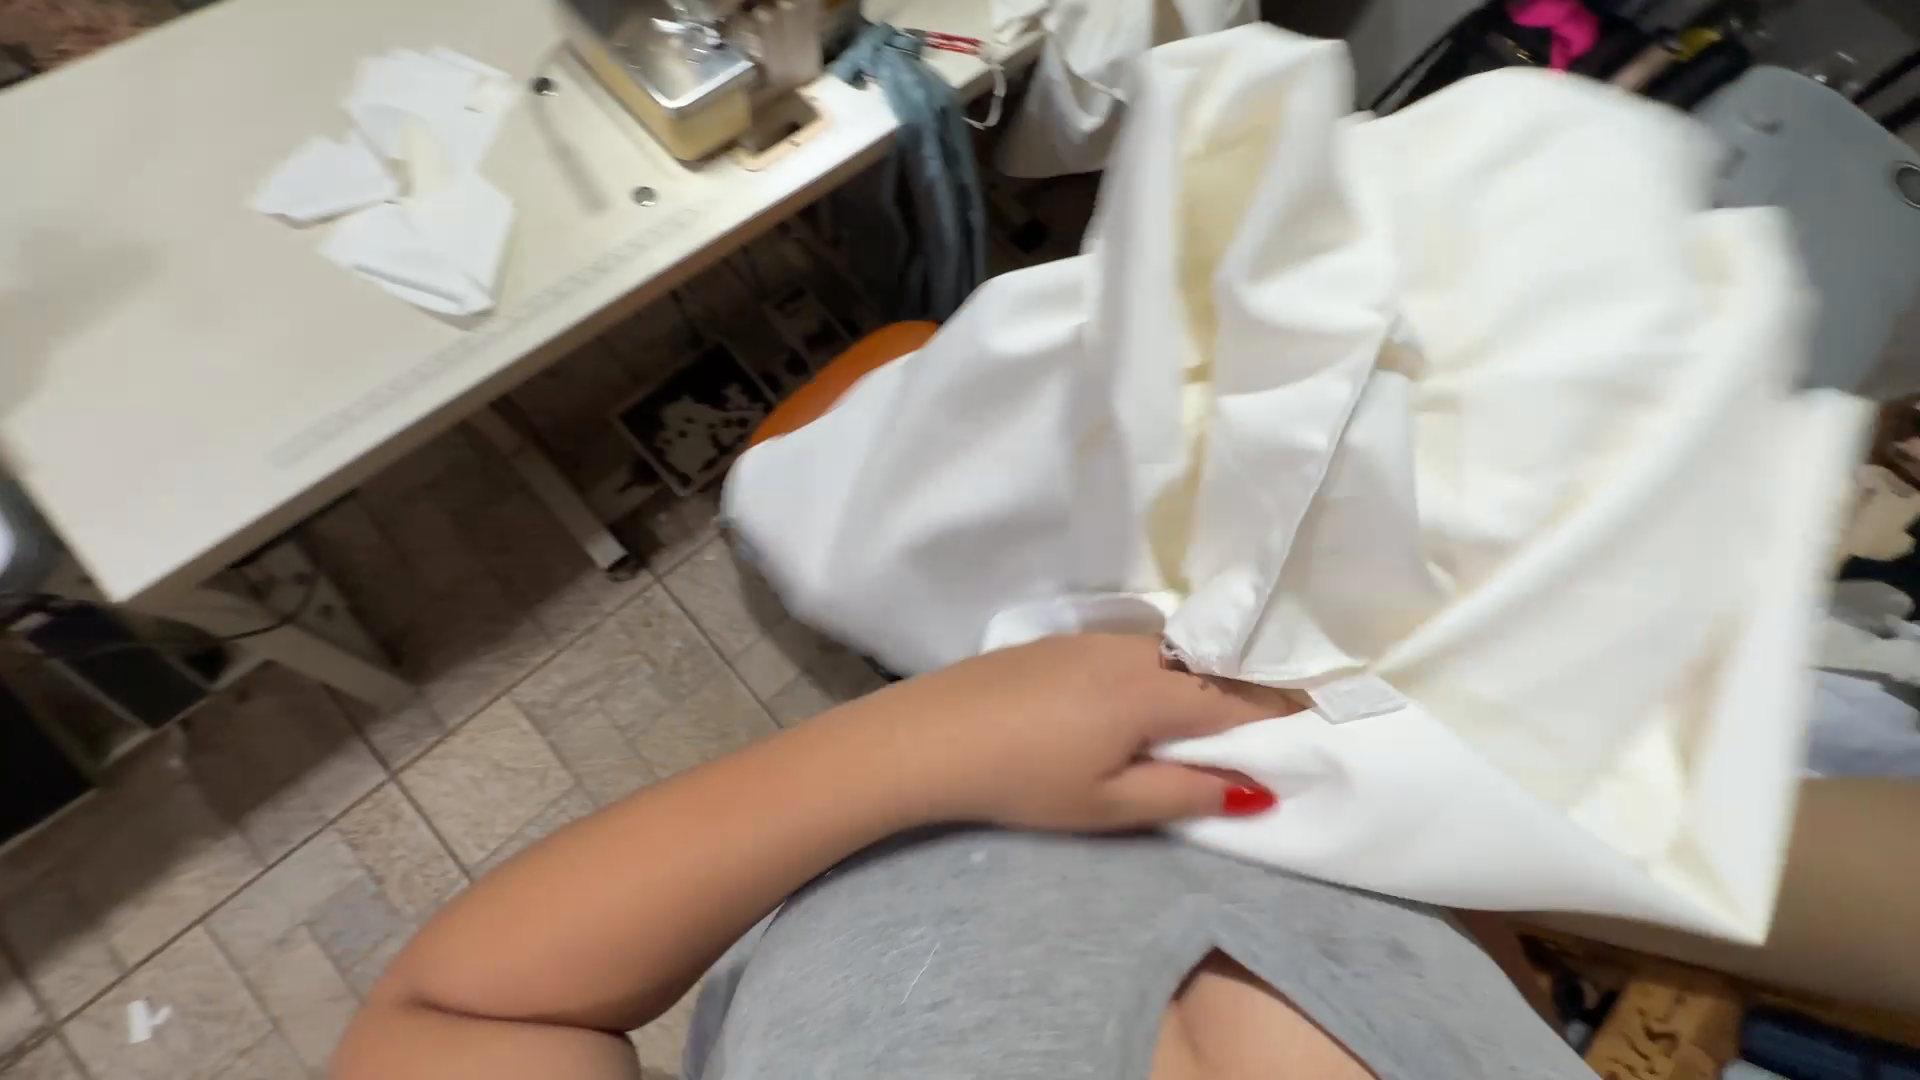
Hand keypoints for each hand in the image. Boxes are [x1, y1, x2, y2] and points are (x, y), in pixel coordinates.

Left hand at [863, 634, 1302, 831]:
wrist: (931, 735)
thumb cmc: (1023, 779)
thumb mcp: (1107, 803)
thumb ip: (1184, 791)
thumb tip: (1254, 788)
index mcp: (1148, 691)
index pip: (1234, 699)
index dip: (1276, 712)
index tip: (1311, 721)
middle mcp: (1126, 652)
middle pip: (1203, 665)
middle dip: (1240, 689)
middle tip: (1263, 719)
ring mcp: (1088, 639)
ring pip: (1164, 652)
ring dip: (1195, 675)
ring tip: (1204, 711)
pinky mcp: (1058, 640)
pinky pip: (1128, 648)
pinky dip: (1155, 668)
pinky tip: (1137, 694)